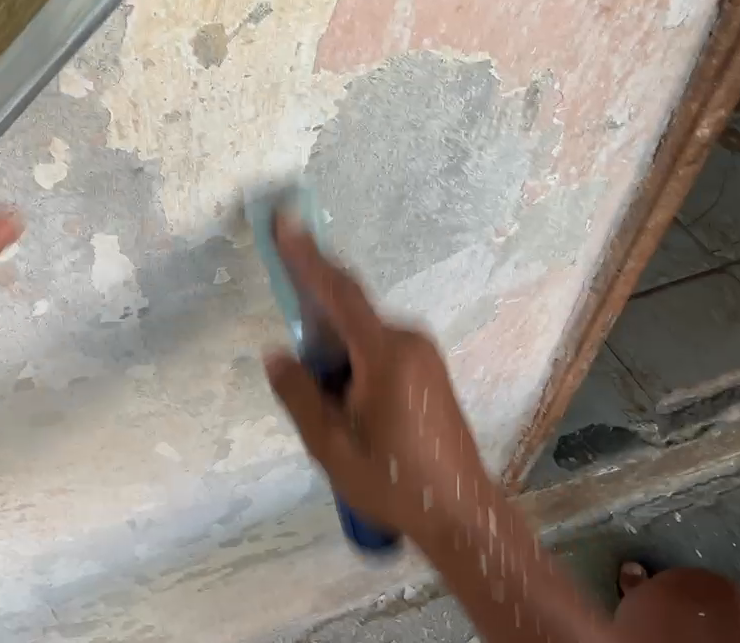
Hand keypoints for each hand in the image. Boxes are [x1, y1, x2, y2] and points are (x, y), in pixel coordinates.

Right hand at [262, 216, 487, 550]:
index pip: (339, 293)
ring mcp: (422, 354)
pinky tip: (352, 409)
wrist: (463, 518)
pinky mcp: (427, 369)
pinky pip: (376, 349)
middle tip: (312, 388)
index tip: (286, 220)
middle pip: (347, 316)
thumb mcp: (330, 446)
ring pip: (360, 337)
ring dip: (335, 359)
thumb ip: (298, 393)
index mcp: (386, 355)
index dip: (308, 256)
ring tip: (337, 417)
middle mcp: (408, 341)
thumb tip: (276, 354)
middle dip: (317, 336)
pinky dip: (352, 365)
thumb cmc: (394, 482)